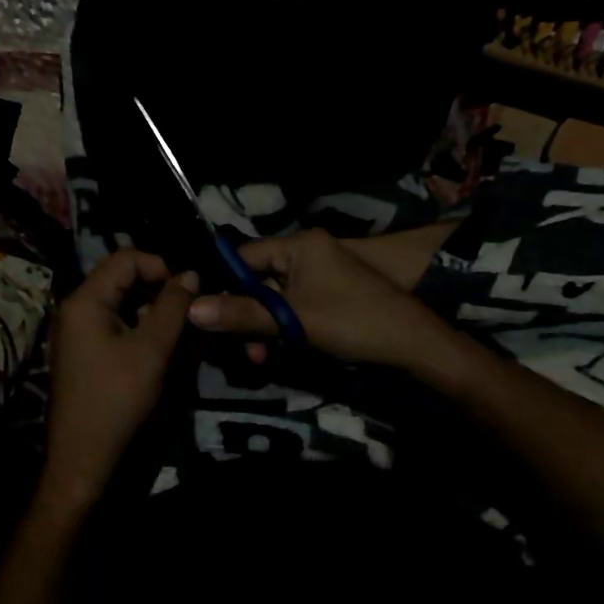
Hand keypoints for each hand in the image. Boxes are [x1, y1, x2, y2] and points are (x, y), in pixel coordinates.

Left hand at [45, 249, 197, 502]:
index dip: (161, 266)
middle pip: (125, 279)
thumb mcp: (152, 349)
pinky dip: (144, 329)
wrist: (85, 456)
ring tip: (182, 333)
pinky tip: (163, 348)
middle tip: (190, 311)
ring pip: (125, 303)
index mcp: (86, 300)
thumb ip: (173, 307)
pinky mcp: (89, 351)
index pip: (126, 258)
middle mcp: (79, 308)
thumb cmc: (118, 398)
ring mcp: (81, 331)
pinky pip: (120, 325)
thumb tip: (191, 273)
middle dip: (161, 290)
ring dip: (155, 311)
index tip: (189, 290)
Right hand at [186, 228, 450, 366]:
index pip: (244, 257)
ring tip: (259, 358)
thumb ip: (241, 314)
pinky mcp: (330, 297)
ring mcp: (321, 275)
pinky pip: (294, 308)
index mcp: (300, 244)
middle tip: (239, 349)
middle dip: (245, 316)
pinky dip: (283, 329)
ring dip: (263, 328)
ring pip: (275, 299)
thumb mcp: (292, 319)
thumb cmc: (350, 321)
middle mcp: (309, 253)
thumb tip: (192, 310)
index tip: (208, 317)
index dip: (223, 286)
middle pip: (259, 280)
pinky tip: (277, 353)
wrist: (411, 343)